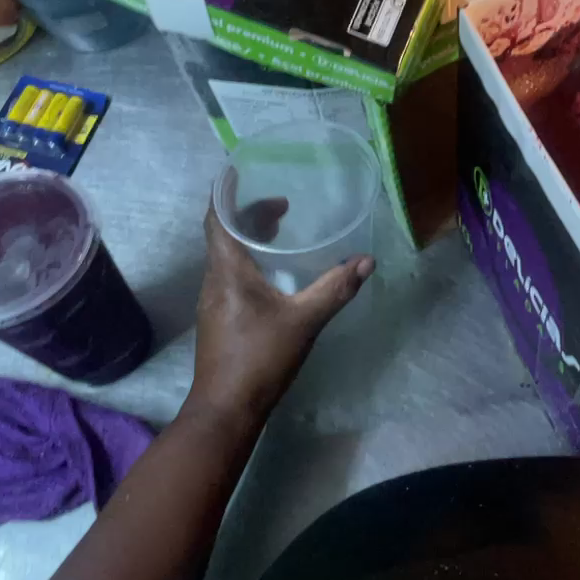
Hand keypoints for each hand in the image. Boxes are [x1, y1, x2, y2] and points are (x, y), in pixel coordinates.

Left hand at [185, 202, 374, 422]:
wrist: (225, 408)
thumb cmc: (260, 358)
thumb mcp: (304, 321)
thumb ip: (335, 288)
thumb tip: (366, 261)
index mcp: (228, 271)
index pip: (217, 218)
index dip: (226, 192)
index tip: (240, 170)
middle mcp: (214, 280)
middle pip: (224, 233)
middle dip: (250, 214)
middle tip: (284, 205)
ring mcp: (213, 301)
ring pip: (227, 255)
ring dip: (250, 237)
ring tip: (281, 233)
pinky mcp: (219, 318)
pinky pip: (230, 274)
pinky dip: (249, 260)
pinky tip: (274, 274)